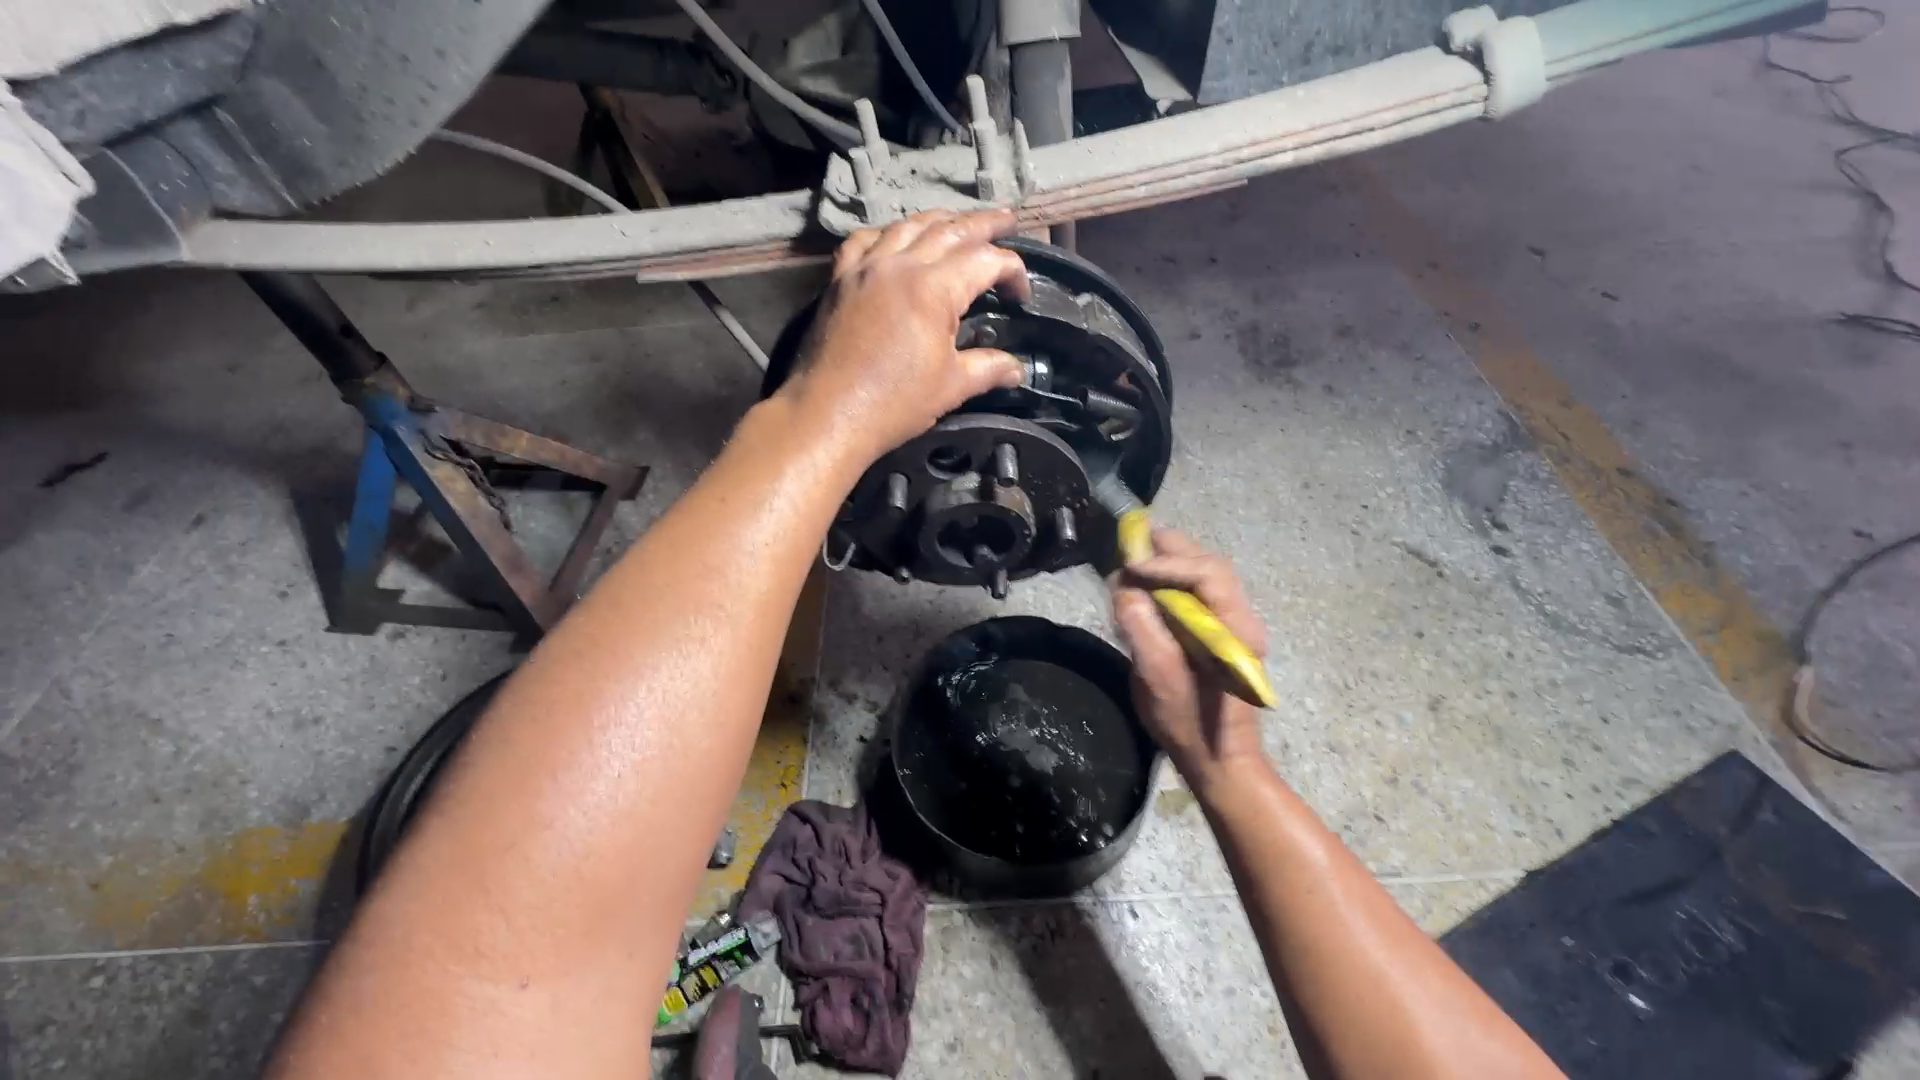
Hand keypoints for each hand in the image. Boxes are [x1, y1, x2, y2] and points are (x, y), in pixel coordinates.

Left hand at [777, 209, 1032, 459]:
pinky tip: (896, 239)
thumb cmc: (892, 403)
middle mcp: (900, 264)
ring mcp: (866, 267)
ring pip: (908, 226)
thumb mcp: (952, 387)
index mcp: (933, 288)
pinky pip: (865, 241)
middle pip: (951, 229)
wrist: (827, 414)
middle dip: (984, 223)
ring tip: (959, 222)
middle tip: (1007, 219)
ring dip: (939, 220)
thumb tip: (1016, 369)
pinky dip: (888, 234)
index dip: (1012, 270)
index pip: (985, 259)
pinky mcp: (840, 279)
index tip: (1022, 294)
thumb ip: (989, 368)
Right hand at [1111, 530, 1272, 791]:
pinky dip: (1171, 581)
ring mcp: (1233, 625)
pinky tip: (1147, 588)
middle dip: (1168, 550)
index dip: (1166, 561)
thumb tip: (1124, 586)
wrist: (1218, 759)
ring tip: (1134, 561)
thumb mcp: (1156, 676)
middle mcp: (1241, 618)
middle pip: (1207, 565)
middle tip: (1130, 543)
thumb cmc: (1188, 721)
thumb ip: (1141, 627)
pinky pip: (1197, 593)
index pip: (1206, 572)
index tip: (1130, 565)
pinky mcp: (1219, 634)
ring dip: (1169, 563)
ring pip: (1203, 575)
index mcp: (1235, 628)